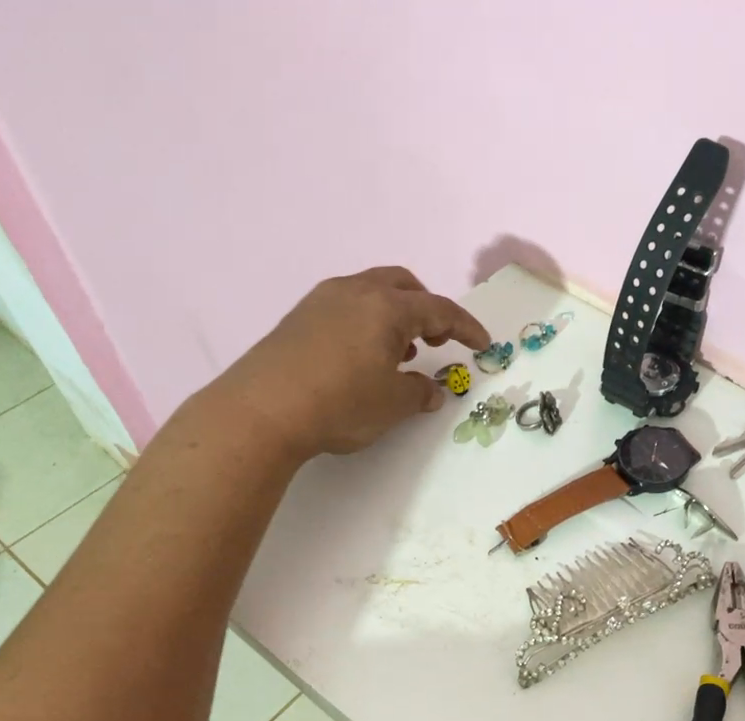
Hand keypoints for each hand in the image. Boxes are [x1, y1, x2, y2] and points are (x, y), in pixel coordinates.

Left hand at [209, 266, 489, 459]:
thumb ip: (418, 393)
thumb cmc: (340, 404)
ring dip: (392, 316)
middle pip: (402, 286)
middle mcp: (356, 292)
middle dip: (425, 309)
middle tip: (435, 341)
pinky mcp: (297, 319)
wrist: (261, 410)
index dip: (466, 327)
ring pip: (369, 293)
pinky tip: (360, 358)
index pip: (440, 309)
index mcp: (388, 307)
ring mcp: (321, 301)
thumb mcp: (392, 405)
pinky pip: (344, 308)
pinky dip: (364, 323)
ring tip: (397, 354)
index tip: (482, 344)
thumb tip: (429, 390)